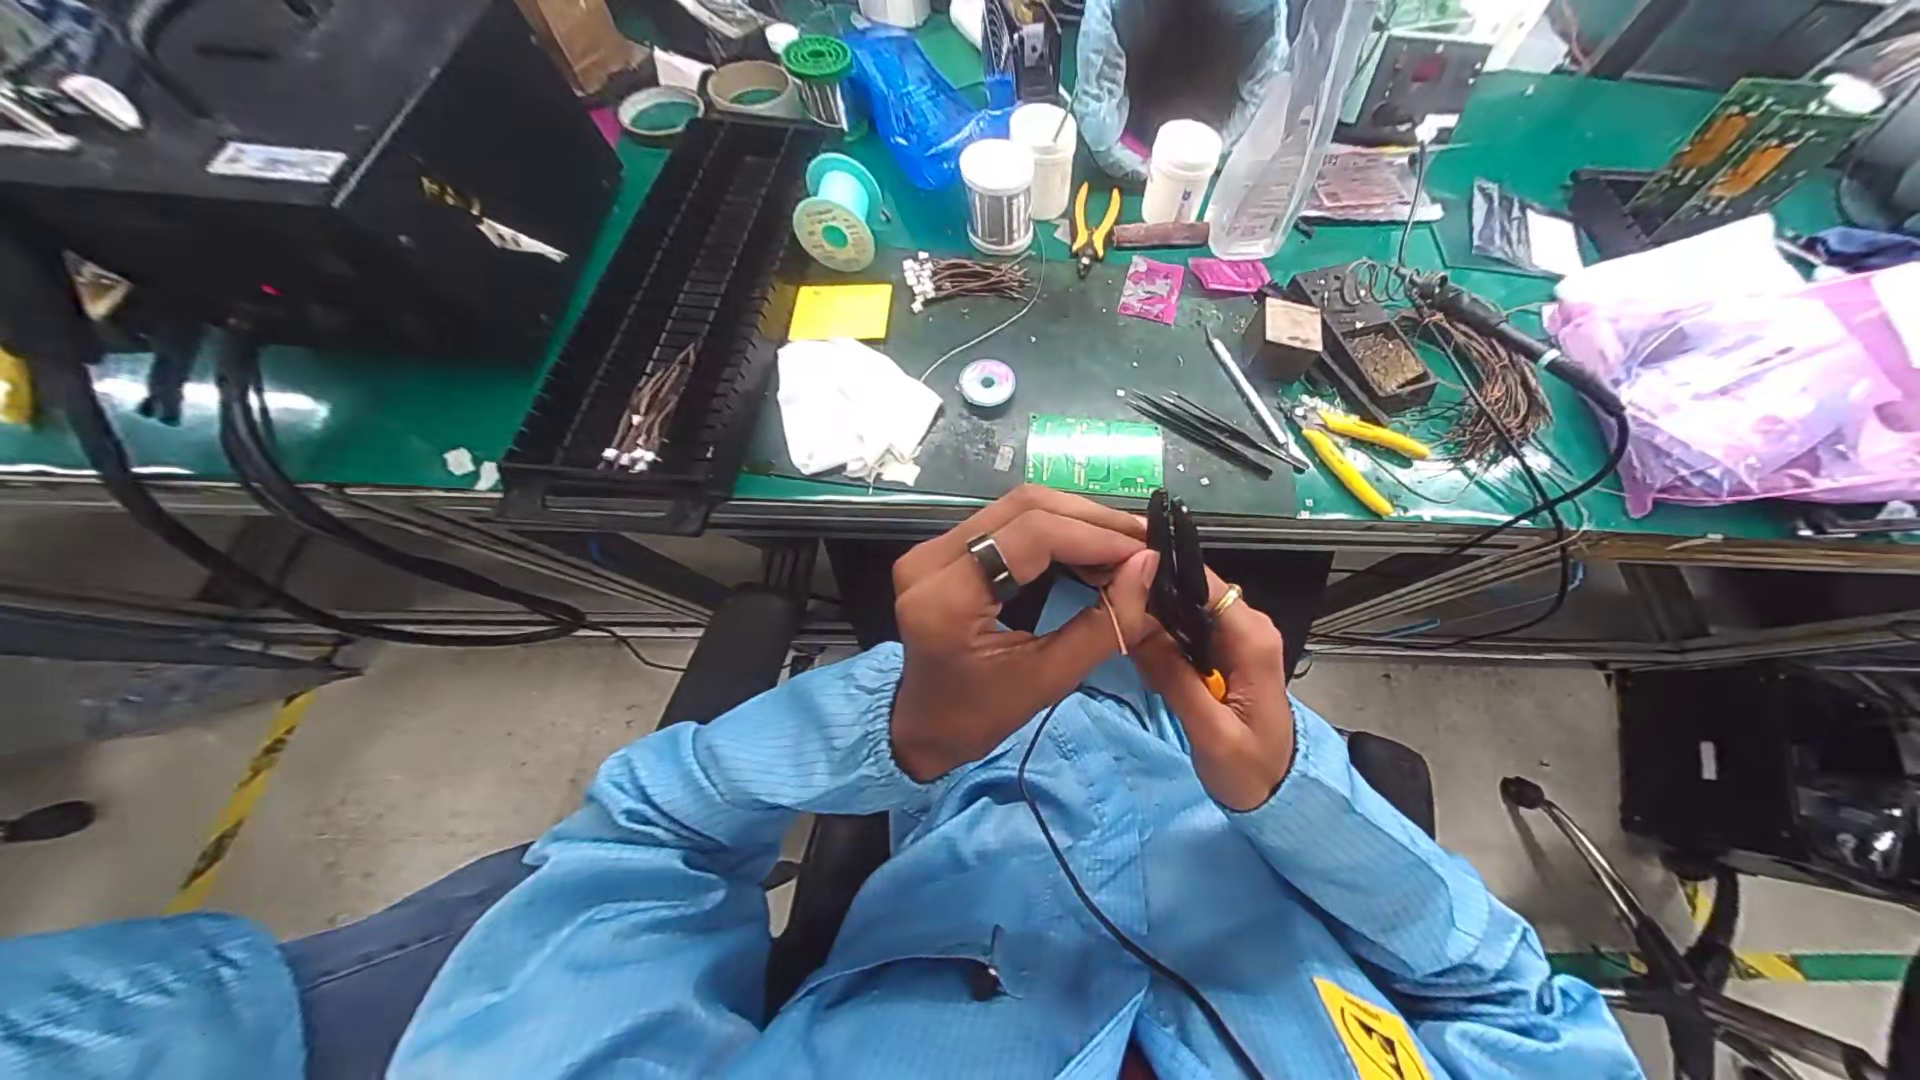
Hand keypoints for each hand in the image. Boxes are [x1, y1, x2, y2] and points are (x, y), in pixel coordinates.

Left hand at [890, 486, 1154, 781]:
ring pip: (1017, 507)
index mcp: (946, 598)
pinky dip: (1054, 529)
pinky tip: (1087, 549)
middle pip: (1024, 507)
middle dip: (1091, 520)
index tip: (1143, 552)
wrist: (923, 724)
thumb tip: (1146, 566)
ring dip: (1075, 520)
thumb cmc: (978, 716)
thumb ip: (1103, 624)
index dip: (1094, 536)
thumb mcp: (1048, 680)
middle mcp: (930, 560)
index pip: (1031, 536)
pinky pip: (1006, 522)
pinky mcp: (941, 549)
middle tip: (1140, 543)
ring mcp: (931, 549)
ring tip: (1122, 546)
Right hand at [1128, 570, 1295, 810]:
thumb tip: (1133, 625)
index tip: (1121, 588)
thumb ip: (1174, 676)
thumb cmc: (1252, 770)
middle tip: (1119, 627)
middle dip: (1151, 604)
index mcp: (1252, 638)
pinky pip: (1185, 629)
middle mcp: (1248, 627)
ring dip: (1154, 624)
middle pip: (1189, 590)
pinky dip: (1163, 641)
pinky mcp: (1224, 651)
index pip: (1202, 583)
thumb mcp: (1210, 731)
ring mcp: (1236, 638)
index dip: (1160, 578)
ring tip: (1131, 646)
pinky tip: (1148, 660)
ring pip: (1183, 609)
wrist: (1279, 797)